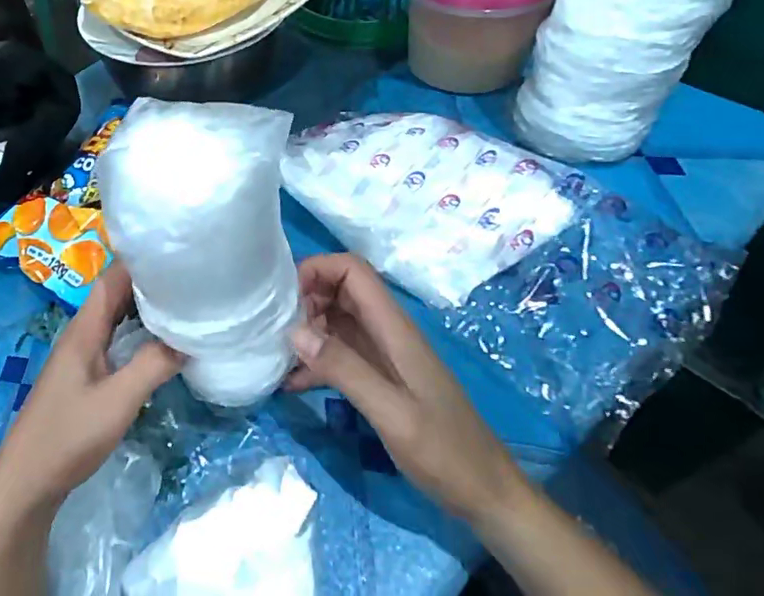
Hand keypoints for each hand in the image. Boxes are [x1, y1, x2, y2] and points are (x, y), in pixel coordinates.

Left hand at [0, 260, 181, 534]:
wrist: (25, 484)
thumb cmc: (69, 436)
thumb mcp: (118, 401)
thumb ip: (153, 365)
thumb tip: (189, 337)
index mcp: (85, 328)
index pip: (114, 277)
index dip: (144, 263)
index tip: (178, 259)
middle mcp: (82, 333)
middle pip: (117, 293)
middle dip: (151, 283)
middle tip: (190, 281)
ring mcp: (82, 354)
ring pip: (117, 316)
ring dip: (145, 308)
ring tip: (184, 305)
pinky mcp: (85, 374)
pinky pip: (116, 338)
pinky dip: (138, 332)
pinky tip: (160, 343)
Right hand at [284, 253, 526, 524]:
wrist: (486, 493)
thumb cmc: (445, 452)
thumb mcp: (392, 414)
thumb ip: (345, 369)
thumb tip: (295, 330)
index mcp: (395, 328)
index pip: (354, 270)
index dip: (318, 269)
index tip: (285, 297)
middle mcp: (388, 332)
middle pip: (342, 290)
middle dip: (306, 299)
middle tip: (277, 331)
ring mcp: (385, 356)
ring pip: (338, 322)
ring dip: (308, 331)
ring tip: (276, 355)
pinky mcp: (382, 379)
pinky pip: (342, 354)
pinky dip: (317, 361)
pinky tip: (291, 382)